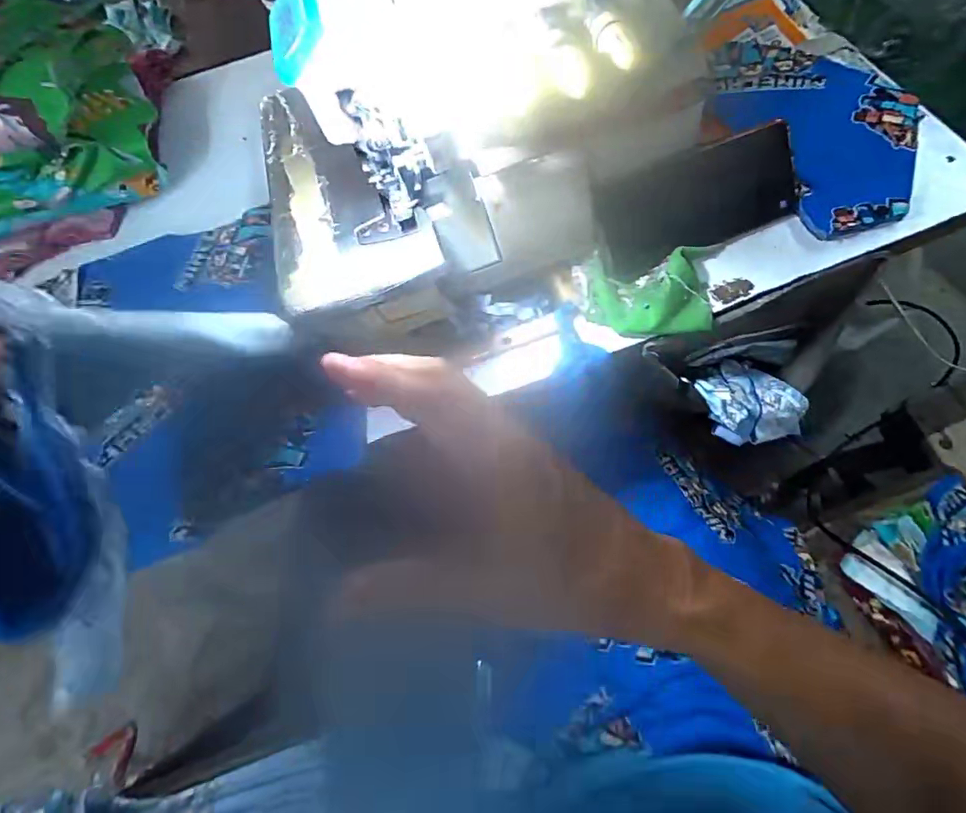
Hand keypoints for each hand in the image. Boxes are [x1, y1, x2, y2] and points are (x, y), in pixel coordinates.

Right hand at [320, 353, 698, 644]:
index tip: (331, 365)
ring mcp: (513, 436)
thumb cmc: (561, 581)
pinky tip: (410, 427)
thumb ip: (407, 589)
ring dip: (409, 380)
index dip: (379, 376)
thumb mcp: (479, 591)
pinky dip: (428, 402)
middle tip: (336, 370)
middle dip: (388, 367)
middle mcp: (501, 432)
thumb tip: (337, 600)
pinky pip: (465, 409)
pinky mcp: (519, 448)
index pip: (429, 395)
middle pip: (441, 378)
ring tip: (362, 388)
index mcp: (491, 455)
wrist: (633, 574)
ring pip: (455, 390)